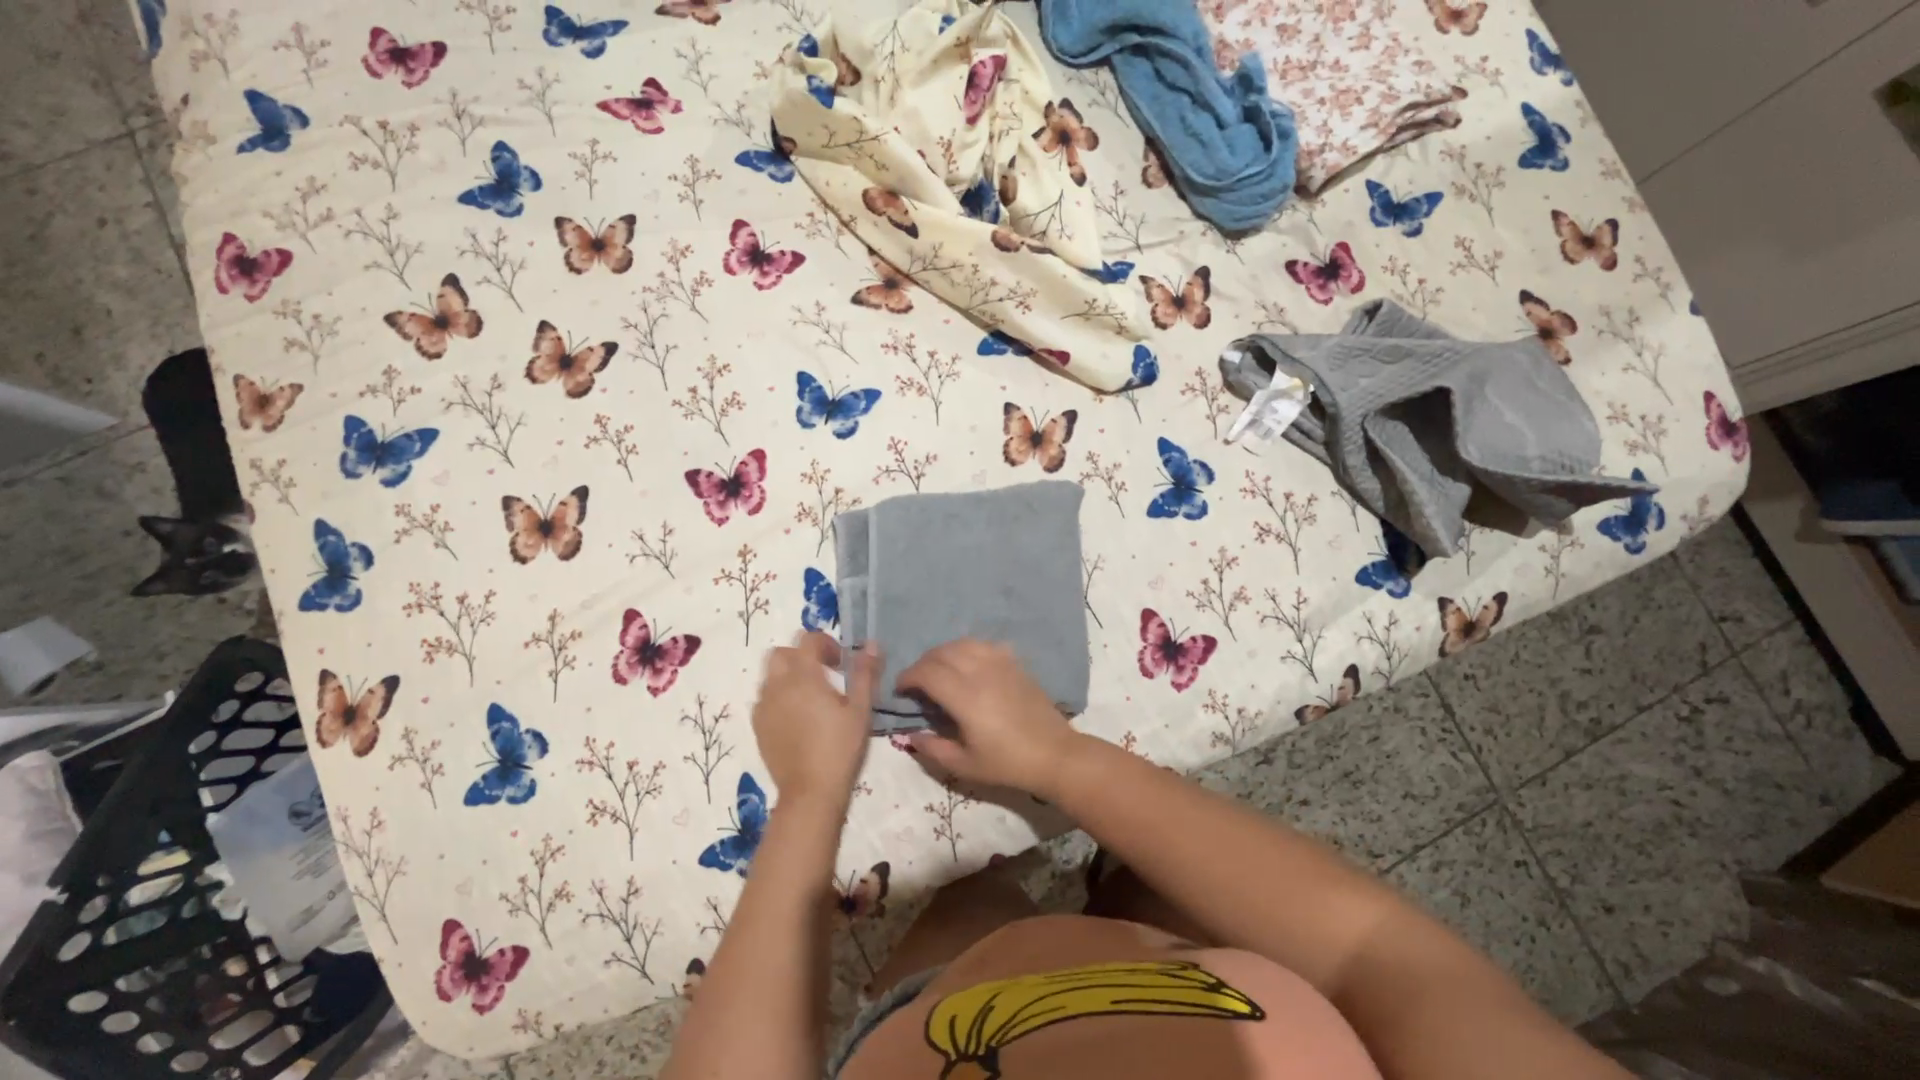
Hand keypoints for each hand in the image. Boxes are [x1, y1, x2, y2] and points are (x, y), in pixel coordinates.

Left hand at [751, 633, 878, 806]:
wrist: (810, 790)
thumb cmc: (840, 748)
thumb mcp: (860, 709)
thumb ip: (865, 673)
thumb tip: (870, 644)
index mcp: (804, 676)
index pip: (807, 639)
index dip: (826, 643)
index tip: (842, 662)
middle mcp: (777, 685)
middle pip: (781, 652)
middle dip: (801, 655)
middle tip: (824, 673)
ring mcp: (763, 706)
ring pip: (770, 675)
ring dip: (788, 675)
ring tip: (811, 696)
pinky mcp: (758, 725)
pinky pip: (764, 698)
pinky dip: (779, 696)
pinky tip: (797, 717)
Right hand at [894, 640, 1079, 794]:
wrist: (1054, 754)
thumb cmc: (1008, 763)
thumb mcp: (965, 765)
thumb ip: (933, 749)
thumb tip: (911, 735)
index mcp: (965, 697)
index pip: (927, 672)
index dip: (908, 677)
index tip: (900, 690)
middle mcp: (981, 672)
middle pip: (941, 653)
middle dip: (922, 664)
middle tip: (916, 683)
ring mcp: (1001, 664)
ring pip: (963, 643)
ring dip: (944, 653)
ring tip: (939, 671)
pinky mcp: (1015, 664)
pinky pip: (985, 645)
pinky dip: (968, 650)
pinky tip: (968, 665)